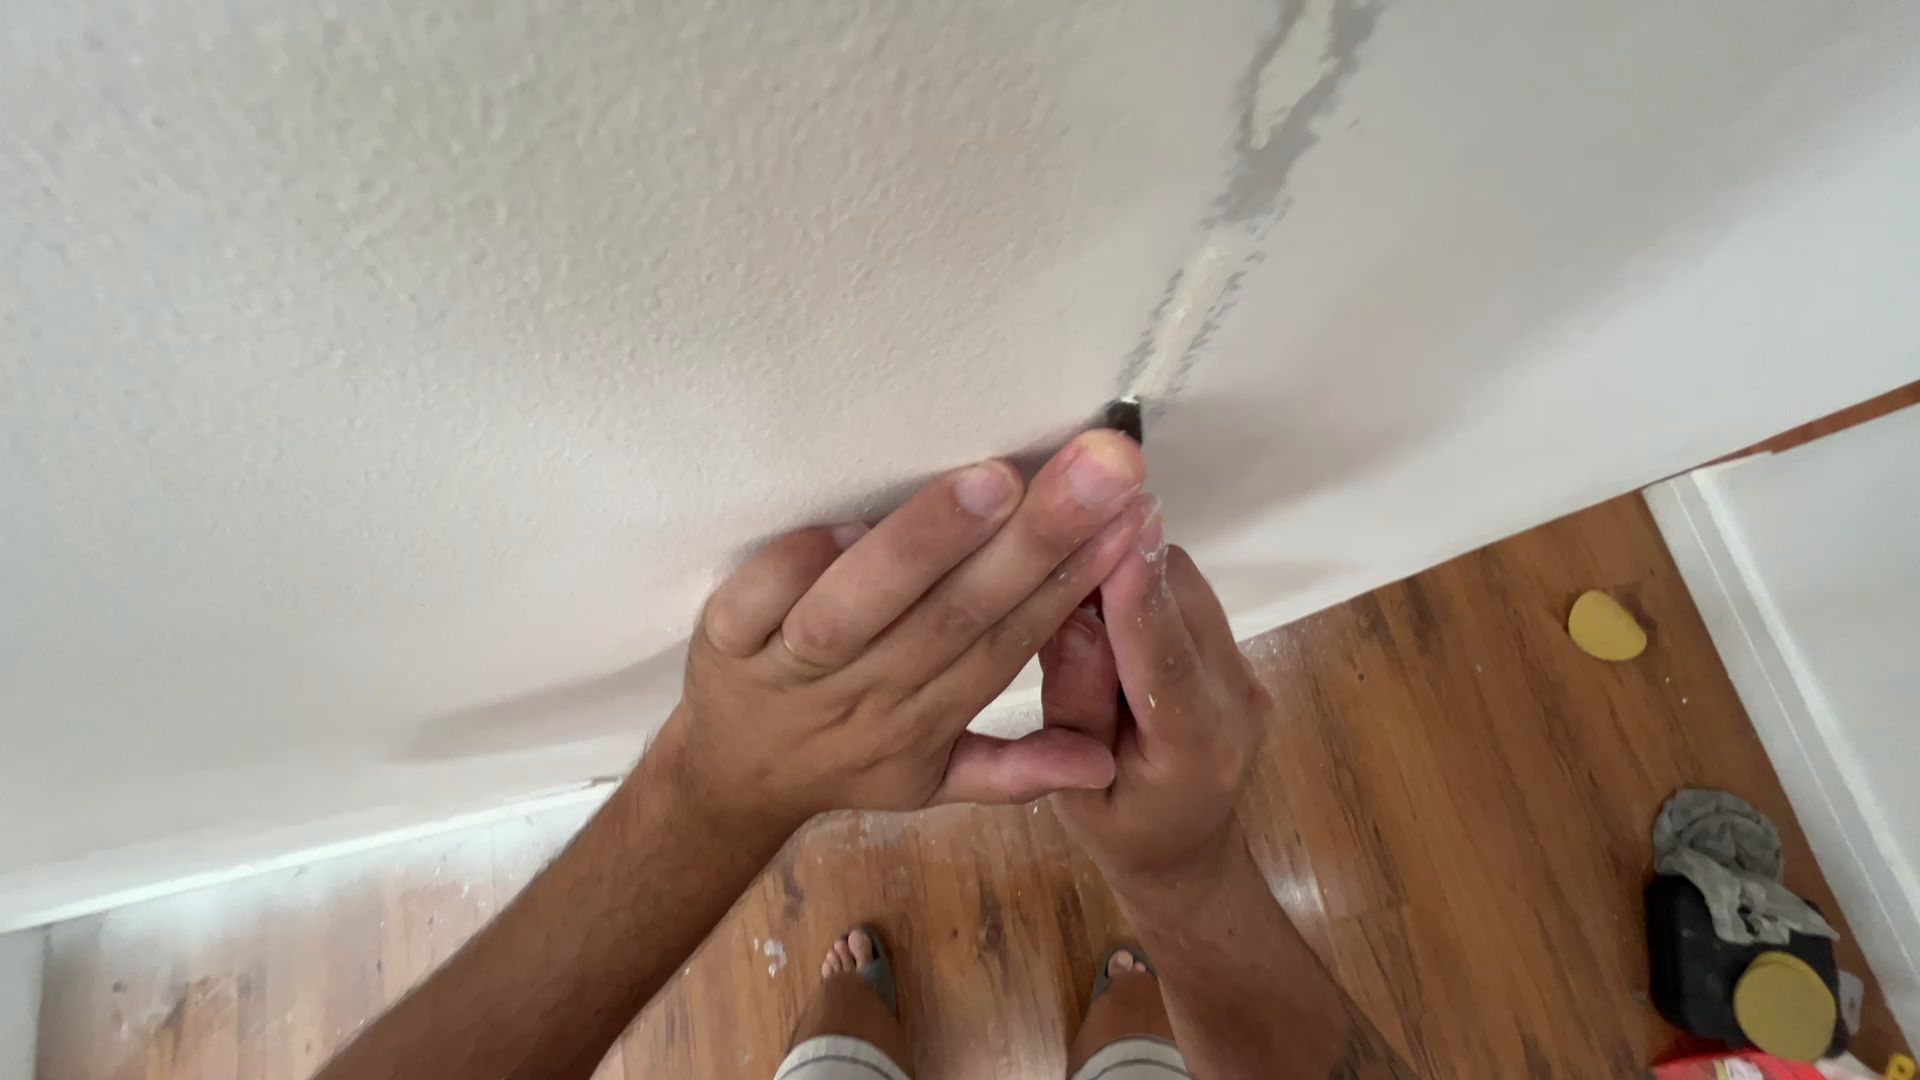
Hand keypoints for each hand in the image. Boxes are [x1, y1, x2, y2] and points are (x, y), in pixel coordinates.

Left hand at [653, 430, 1157, 830]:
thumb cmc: (845, 759)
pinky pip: (755, 601)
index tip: (1129, 515)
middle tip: (1097, 466)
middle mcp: (866, 691)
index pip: (1007, 642)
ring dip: (928, 545)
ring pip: (860, 608)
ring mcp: (790, 668)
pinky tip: (851, 517)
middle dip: (1034, 540)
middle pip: (955, 615)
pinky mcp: (723, 641)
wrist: (733, 778)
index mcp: (924, 719)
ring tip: (995, 482)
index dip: (1072, 581)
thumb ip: (1014, 770)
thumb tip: (1102, 763)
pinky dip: (799, 562)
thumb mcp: (931, 782)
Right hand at [1045, 522, 1273, 886]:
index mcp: (1197, 747)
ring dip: (1131, 568)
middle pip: (1183, 598)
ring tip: (1076, 583)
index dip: (1137, 590)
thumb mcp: (1075, 790)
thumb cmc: (1122, 830)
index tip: (1111, 524)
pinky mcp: (1238, 656)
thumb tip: (1070, 614)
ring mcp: (1245, 672)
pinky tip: (1106, 604)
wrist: (1189, 854)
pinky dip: (1144, 584)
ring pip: (1187, 584)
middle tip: (1056, 554)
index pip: (1165, 657)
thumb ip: (1076, 703)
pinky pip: (1188, 596)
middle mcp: (1237, 699)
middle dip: (1120, 561)